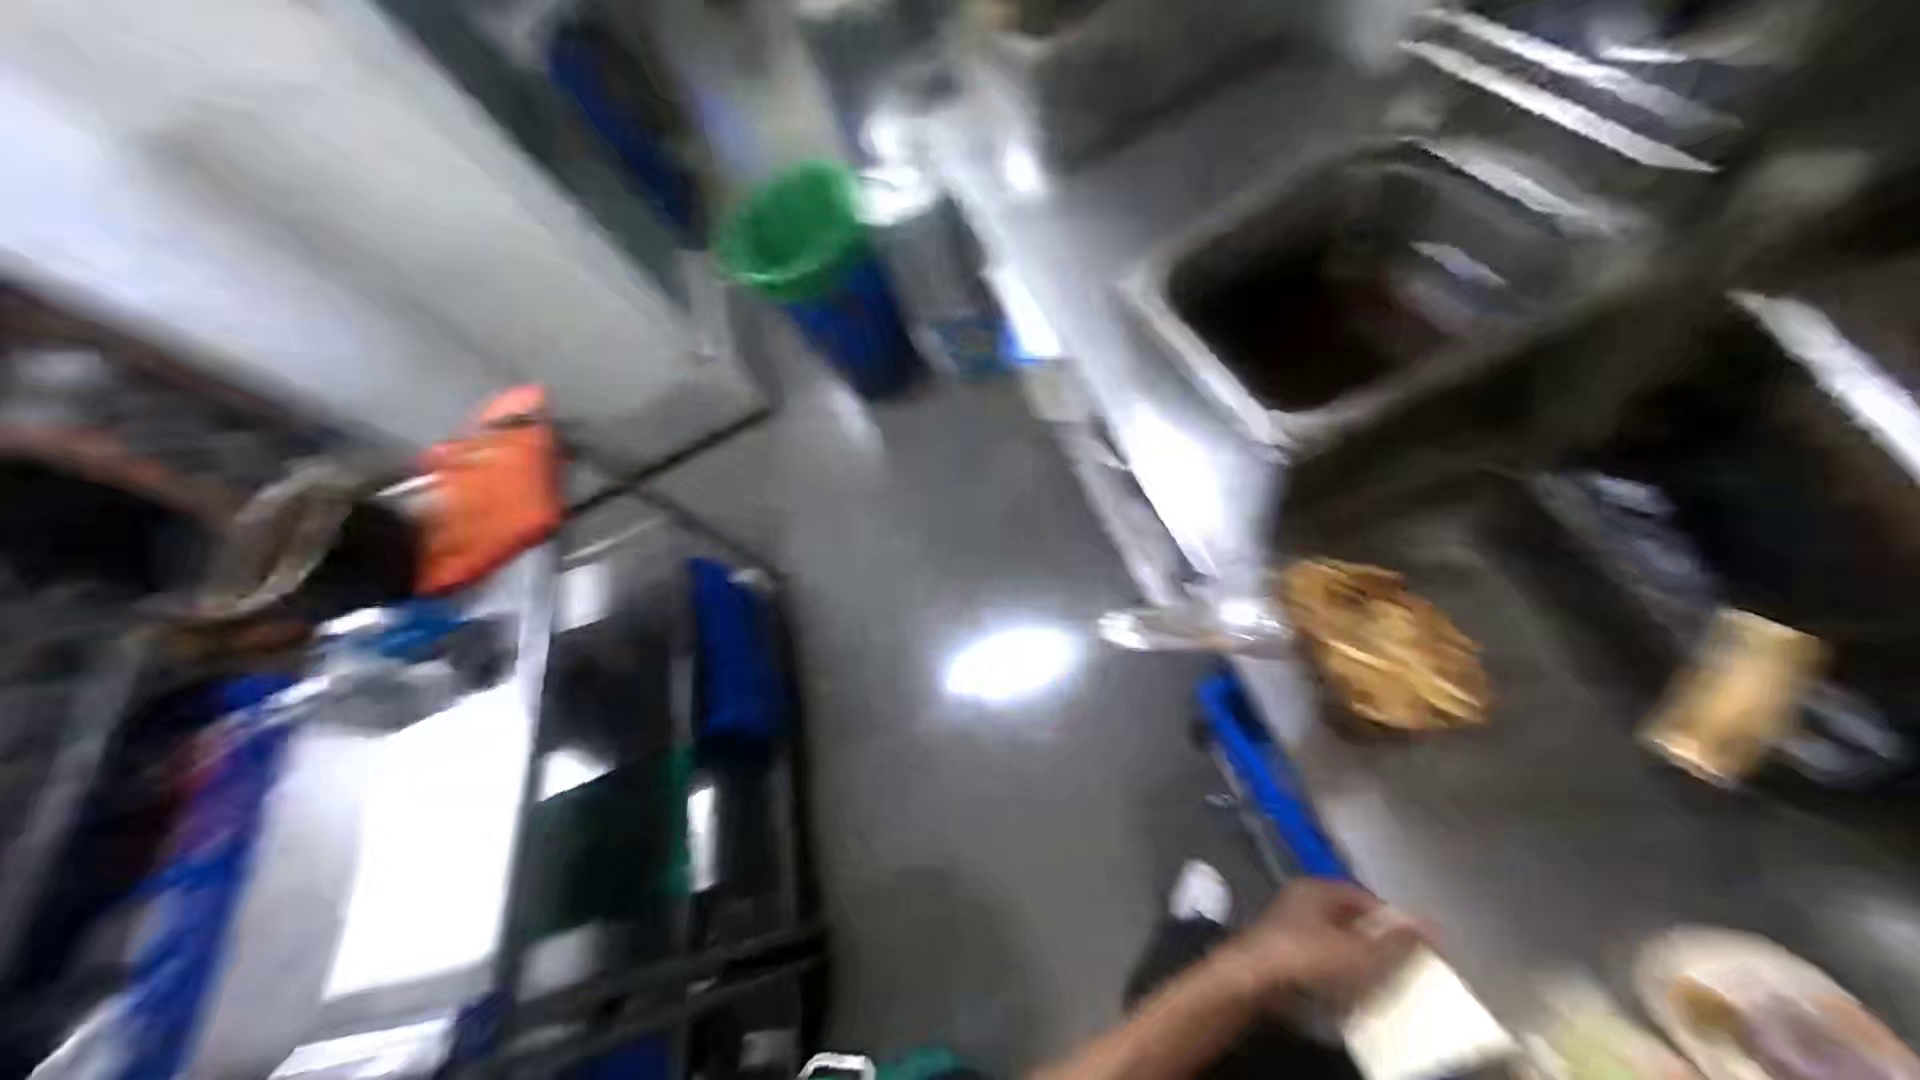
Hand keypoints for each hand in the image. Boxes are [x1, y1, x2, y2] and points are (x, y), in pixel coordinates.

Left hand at [1211, 880, 1427, 1013]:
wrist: (1252, 981)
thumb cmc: (1309, 960)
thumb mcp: (1361, 953)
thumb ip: (1396, 941)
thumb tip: (1428, 922)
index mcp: (1315, 889)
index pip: (1363, 897)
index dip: (1391, 920)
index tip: (1415, 947)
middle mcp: (1298, 900)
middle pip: (1347, 918)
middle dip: (1375, 942)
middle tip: (1402, 969)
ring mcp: (1285, 925)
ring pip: (1332, 940)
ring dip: (1355, 960)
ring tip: (1379, 985)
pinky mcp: (1278, 951)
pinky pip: (1317, 958)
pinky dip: (1335, 973)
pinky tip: (1347, 994)